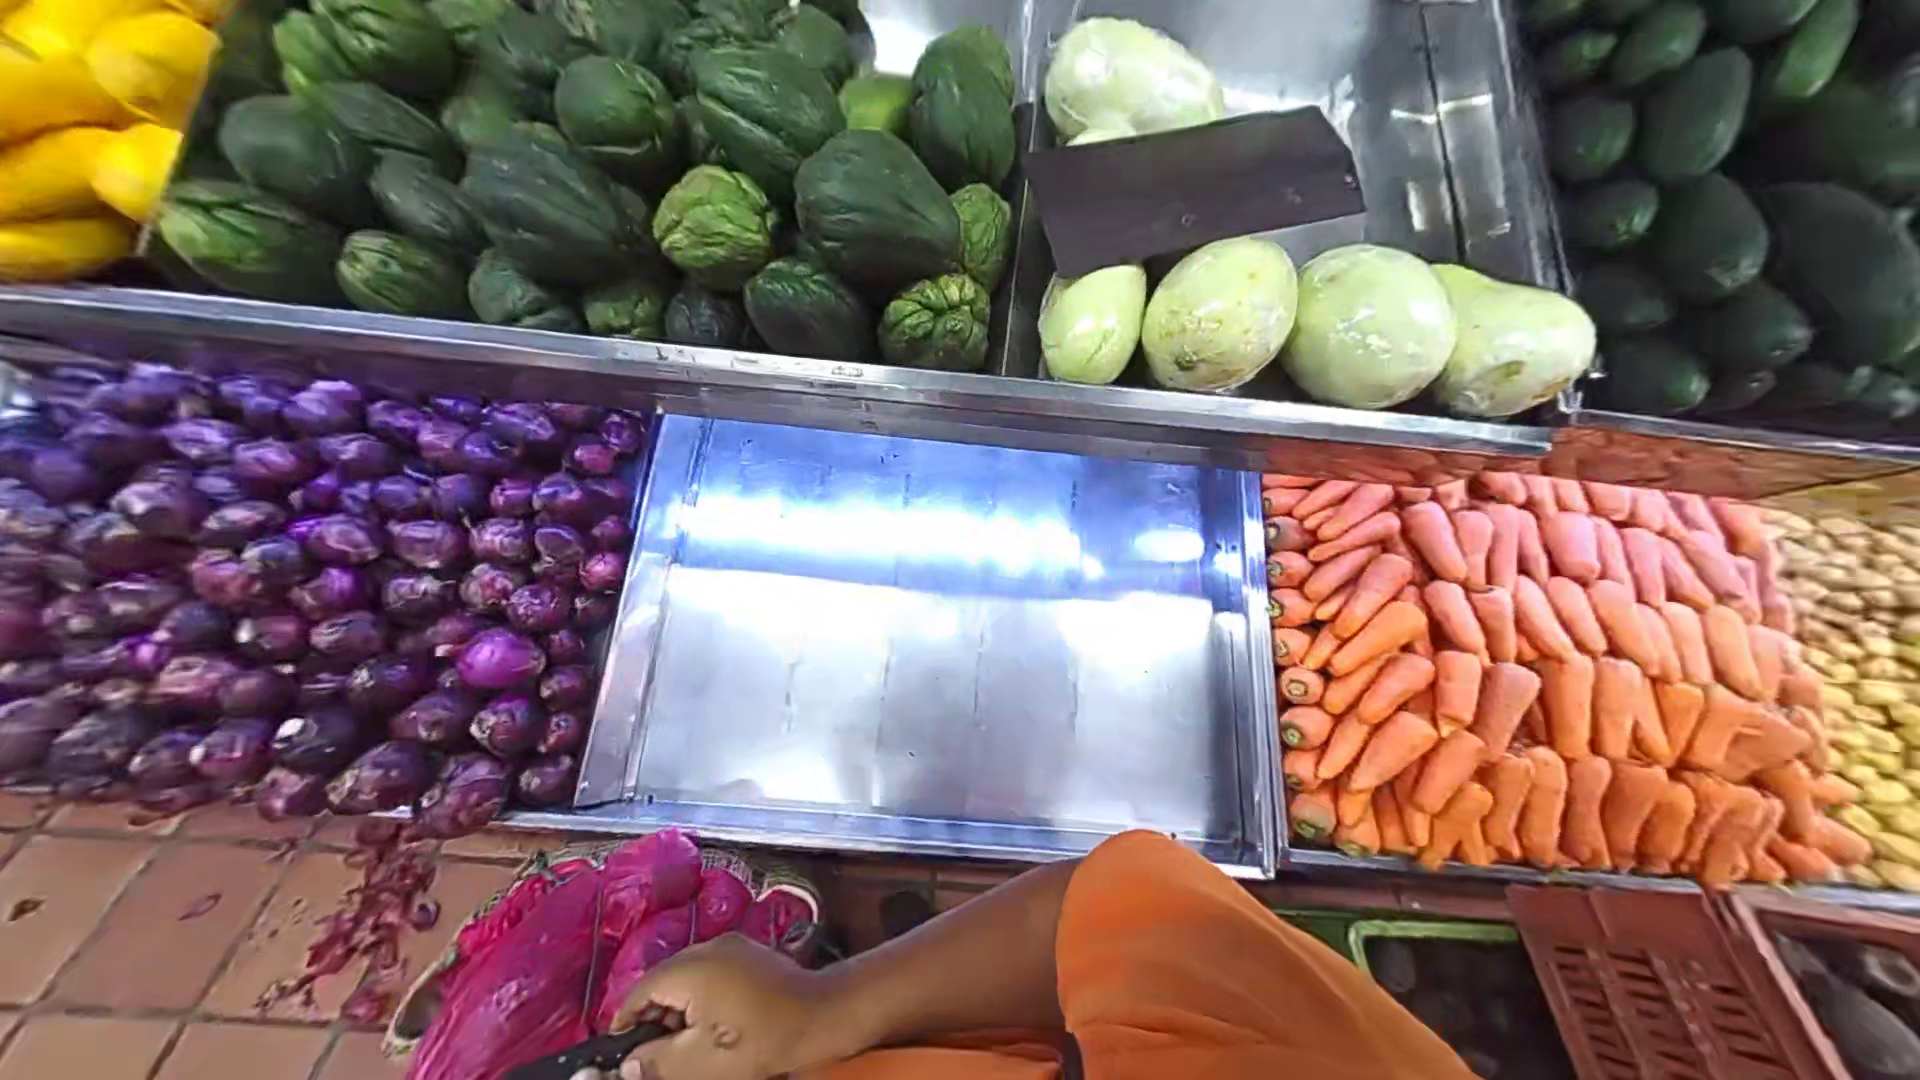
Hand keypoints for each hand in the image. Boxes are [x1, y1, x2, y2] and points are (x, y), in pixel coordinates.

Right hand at [608, 934, 837, 1079]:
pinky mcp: (748, 953)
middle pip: (663, 980)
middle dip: (652, 1019)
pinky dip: (700, 998)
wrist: (816, 1015)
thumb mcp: (698, 1064)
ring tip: (682, 1048)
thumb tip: (626, 1063)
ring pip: (686, 976)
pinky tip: (710, 1027)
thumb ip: (654, 1062)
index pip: (641, 990)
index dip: (624, 1025)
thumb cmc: (756, 1041)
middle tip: (652, 1059)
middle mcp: (710, 947)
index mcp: (692, 967)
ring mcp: (732, 946)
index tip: (620, 1058)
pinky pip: (710, 972)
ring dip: (677, 1009)